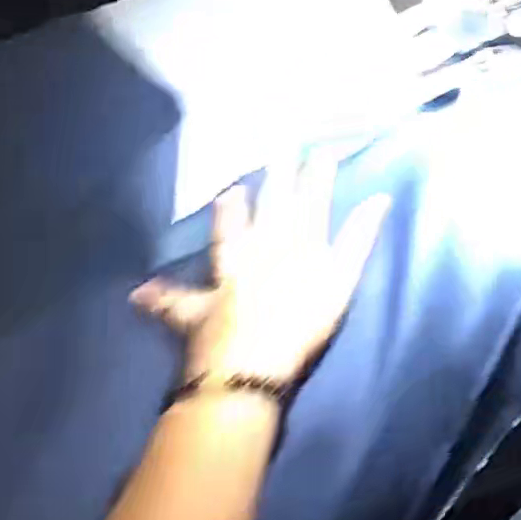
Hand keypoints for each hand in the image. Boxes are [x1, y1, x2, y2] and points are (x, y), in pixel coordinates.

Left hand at [132, 154, 390, 383]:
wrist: (249, 370)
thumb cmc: (305, 323)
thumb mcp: (343, 279)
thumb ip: (359, 237)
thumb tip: (379, 197)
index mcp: (298, 243)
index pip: (311, 200)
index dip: (317, 175)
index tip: (321, 151)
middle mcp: (261, 250)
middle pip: (271, 208)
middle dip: (278, 178)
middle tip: (278, 150)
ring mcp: (228, 276)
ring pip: (228, 236)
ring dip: (229, 214)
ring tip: (228, 192)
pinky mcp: (201, 307)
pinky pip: (177, 300)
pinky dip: (161, 296)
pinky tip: (141, 292)